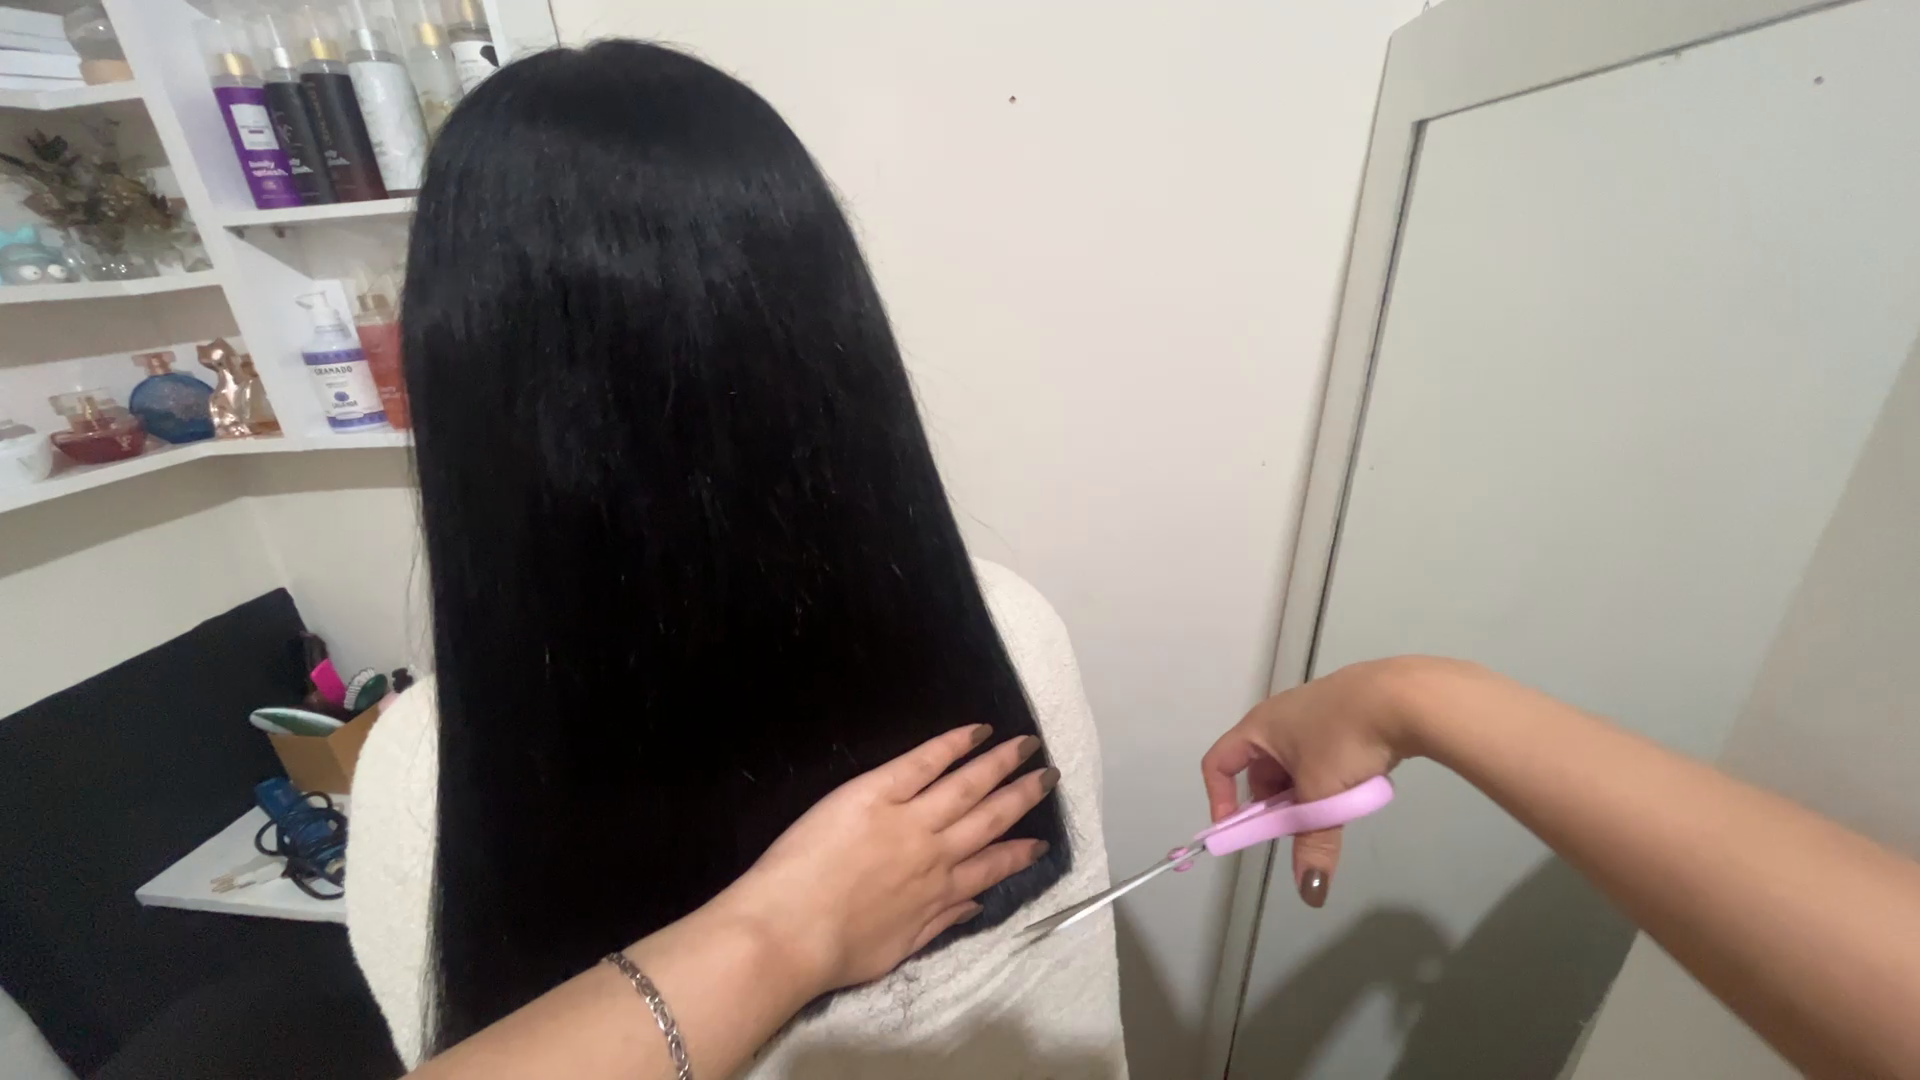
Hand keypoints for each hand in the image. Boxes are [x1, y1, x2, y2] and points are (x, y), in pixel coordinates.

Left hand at [709, 726, 1055, 994]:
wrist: (787, 931)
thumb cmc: (832, 950)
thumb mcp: (896, 951)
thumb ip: (938, 925)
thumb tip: (973, 905)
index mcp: (937, 893)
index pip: (990, 868)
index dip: (1019, 853)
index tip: (1041, 841)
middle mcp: (935, 852)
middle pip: (989, 818)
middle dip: (1023, 796)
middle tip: (1049, 775)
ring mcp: (910, 818)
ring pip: (967, 785)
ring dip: (1000, 764)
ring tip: (1026, 746)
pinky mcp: (878, 791)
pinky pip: (924, 762)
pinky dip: (953, 744)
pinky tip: (976, 730)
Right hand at [1200, 657, 1470, 906]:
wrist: (1404, 697)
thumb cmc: (1344, 738)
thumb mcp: (1323, 793)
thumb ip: (1313, 842)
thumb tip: (1310, 892)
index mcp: (1258, 728)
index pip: (1218, 763)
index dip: (1220, 799)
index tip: (1238, 831)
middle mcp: (1276, 718)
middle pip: (1258, 770)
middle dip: (1272, 805)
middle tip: (1296, 830)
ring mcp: (1310, 714)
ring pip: (1292, 766)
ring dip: (1301, 794)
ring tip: (1330, 812)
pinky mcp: (1340, 716)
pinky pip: (1317, 756)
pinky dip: (1324, 780)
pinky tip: (1352, 790)